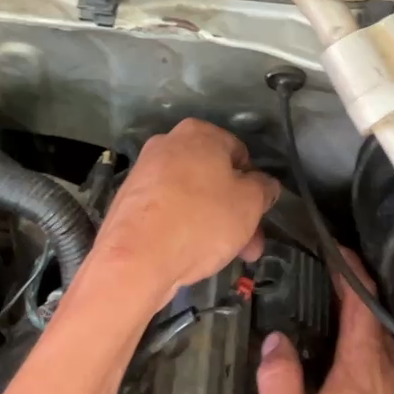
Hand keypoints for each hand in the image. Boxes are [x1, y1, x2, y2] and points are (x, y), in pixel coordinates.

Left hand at [96, 119, 280, 303]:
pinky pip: (167, 210)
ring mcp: (144, 172)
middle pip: (214, 177)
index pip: (240, 154)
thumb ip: (263, 189)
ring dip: (211, 223)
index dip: (254, 186)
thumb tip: (264, 184)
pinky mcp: (128, 201)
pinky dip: (182, 227)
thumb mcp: (249, 204)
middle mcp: (168, 143)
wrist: (135, 260)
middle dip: (234, 212)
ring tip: (223, 258)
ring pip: (191, 196)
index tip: (258, 215)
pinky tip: (190, 254)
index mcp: (199, 133)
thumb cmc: (200, 221)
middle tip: (248, 246)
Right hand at [258, 247, 393, 393]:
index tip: (334, 249)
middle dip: (351, 294)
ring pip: (384, 340)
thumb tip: (275, 342)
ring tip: (330, 320)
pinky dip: (369, 351)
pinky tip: (348, 367)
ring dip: (361, 324)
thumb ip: (279, 381)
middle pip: (375, 315)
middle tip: (323, 282)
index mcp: (366, 364)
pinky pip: (390, 364)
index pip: (363, 297)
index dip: (349, 267)